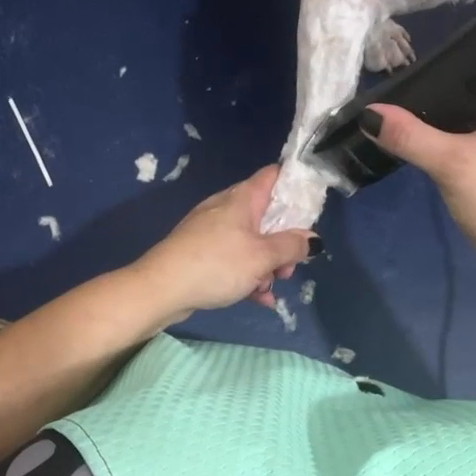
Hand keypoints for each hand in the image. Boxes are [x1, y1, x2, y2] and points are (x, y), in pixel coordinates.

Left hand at [127, 166, 316, 316]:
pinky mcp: (201, 255)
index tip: (313, 210)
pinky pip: (234, 261)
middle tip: (289, 269)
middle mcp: (227, 209)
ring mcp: (212, 232)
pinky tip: (259, 299)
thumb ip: (291, 247)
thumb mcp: (262, 257)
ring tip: (270, 288)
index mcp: (243, 198)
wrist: (162, 288)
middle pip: (267, 217)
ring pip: (251, 243)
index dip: (297, 187)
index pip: (275, 176)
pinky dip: (248, 276)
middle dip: (284, 243)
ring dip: (266, 266)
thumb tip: (313, 240)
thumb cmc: (216, 265)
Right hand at [364, 77, 475, 263]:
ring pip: (474, 111)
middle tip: (403, 93)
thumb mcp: (449, 163)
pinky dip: (455, 135)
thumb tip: (368, 114)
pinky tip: (432, 138)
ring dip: (446, 116)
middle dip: (442, 93)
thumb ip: (409, 136)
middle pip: (475, 87)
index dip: (448, 65)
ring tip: (410, 111)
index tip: (411, 72)